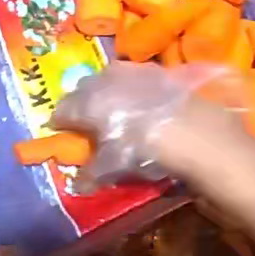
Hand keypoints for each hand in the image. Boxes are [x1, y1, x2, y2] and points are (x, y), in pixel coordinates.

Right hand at [49, 62, 249, 189]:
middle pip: (83, 89)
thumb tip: (78, 184)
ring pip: (109, 78)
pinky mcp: (158, 70)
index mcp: (86, 101)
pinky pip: (135, 78)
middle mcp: (104, 79)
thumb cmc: (142, 151)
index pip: (62, 110)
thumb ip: (90, 174)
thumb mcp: (113, 168)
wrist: (194, 132)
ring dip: (107, 92)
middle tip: (87, 122)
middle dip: (81, 103)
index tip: (62, 133)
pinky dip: (132, 90)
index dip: (61, 124)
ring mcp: (132, 71)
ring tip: (114, 110)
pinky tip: (142, 105)